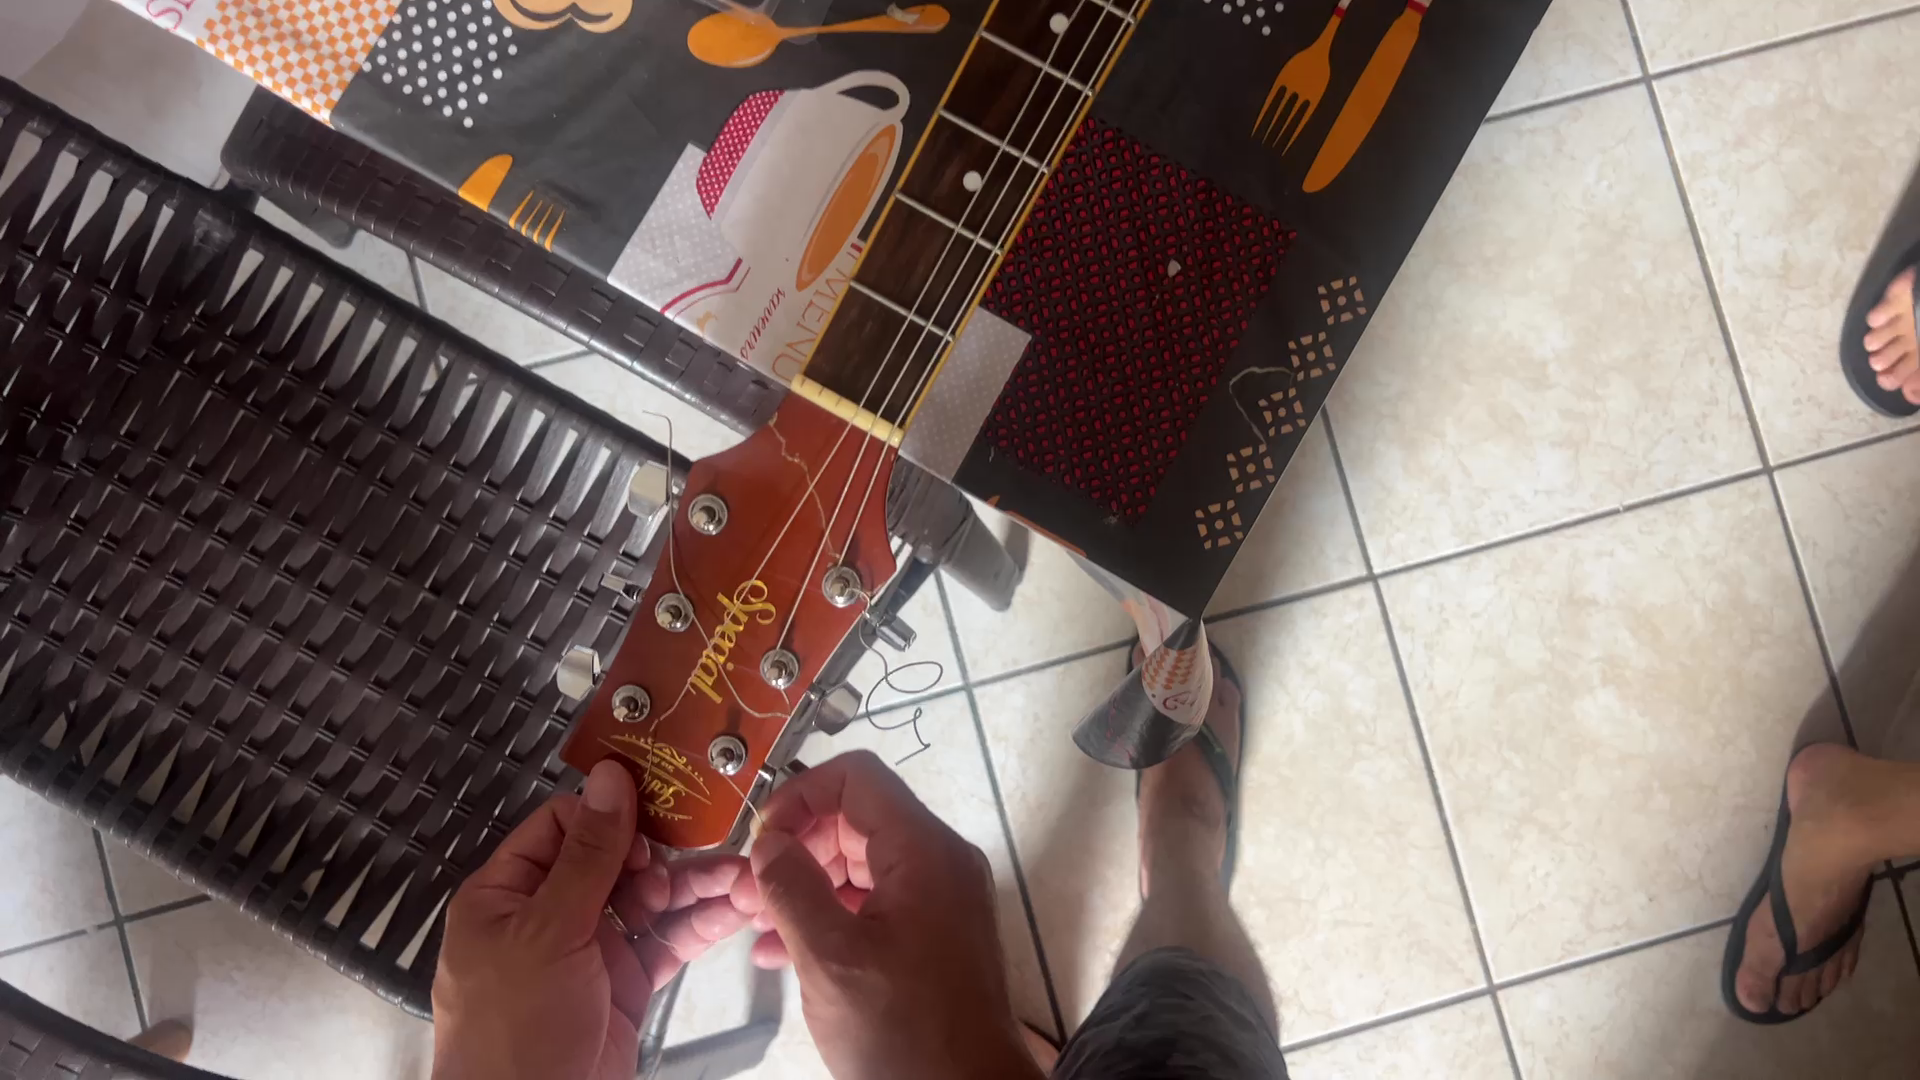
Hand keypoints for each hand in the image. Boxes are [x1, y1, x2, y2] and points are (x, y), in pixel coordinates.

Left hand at [432, 760, 752, 1079]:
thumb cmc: (516, 1033)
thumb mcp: (548, 933)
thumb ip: (588, 853)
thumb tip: (609, 774)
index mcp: (509, 895)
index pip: (563, 826)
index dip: (606, 821)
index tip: (643, 833)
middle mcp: (551, 913)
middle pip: (618, 857)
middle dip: (662, 856)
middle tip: (685, 870)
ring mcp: (593, 948)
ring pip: (652, 896)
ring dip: (696, 886)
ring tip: (741, 879)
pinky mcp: (628, 979)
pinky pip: (669, 937)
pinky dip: (702, 923)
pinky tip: (737, 908)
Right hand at [739, 751, 1043, 1079]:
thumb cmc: (904, 1032)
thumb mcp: (832, 960)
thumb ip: (793, 889)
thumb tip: (767, 842)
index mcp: (923, 847)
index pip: (857, 777)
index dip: (802, 794)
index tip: (763, 836)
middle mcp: (940, 856)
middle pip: (858, 817)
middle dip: (800, 845)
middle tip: (752, 891)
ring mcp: (942, 892)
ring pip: (864, 859)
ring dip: (810, 882)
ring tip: (760, 924)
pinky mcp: (937, 927)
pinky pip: (879, 897)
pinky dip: (836, 910)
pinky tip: (788, 948)